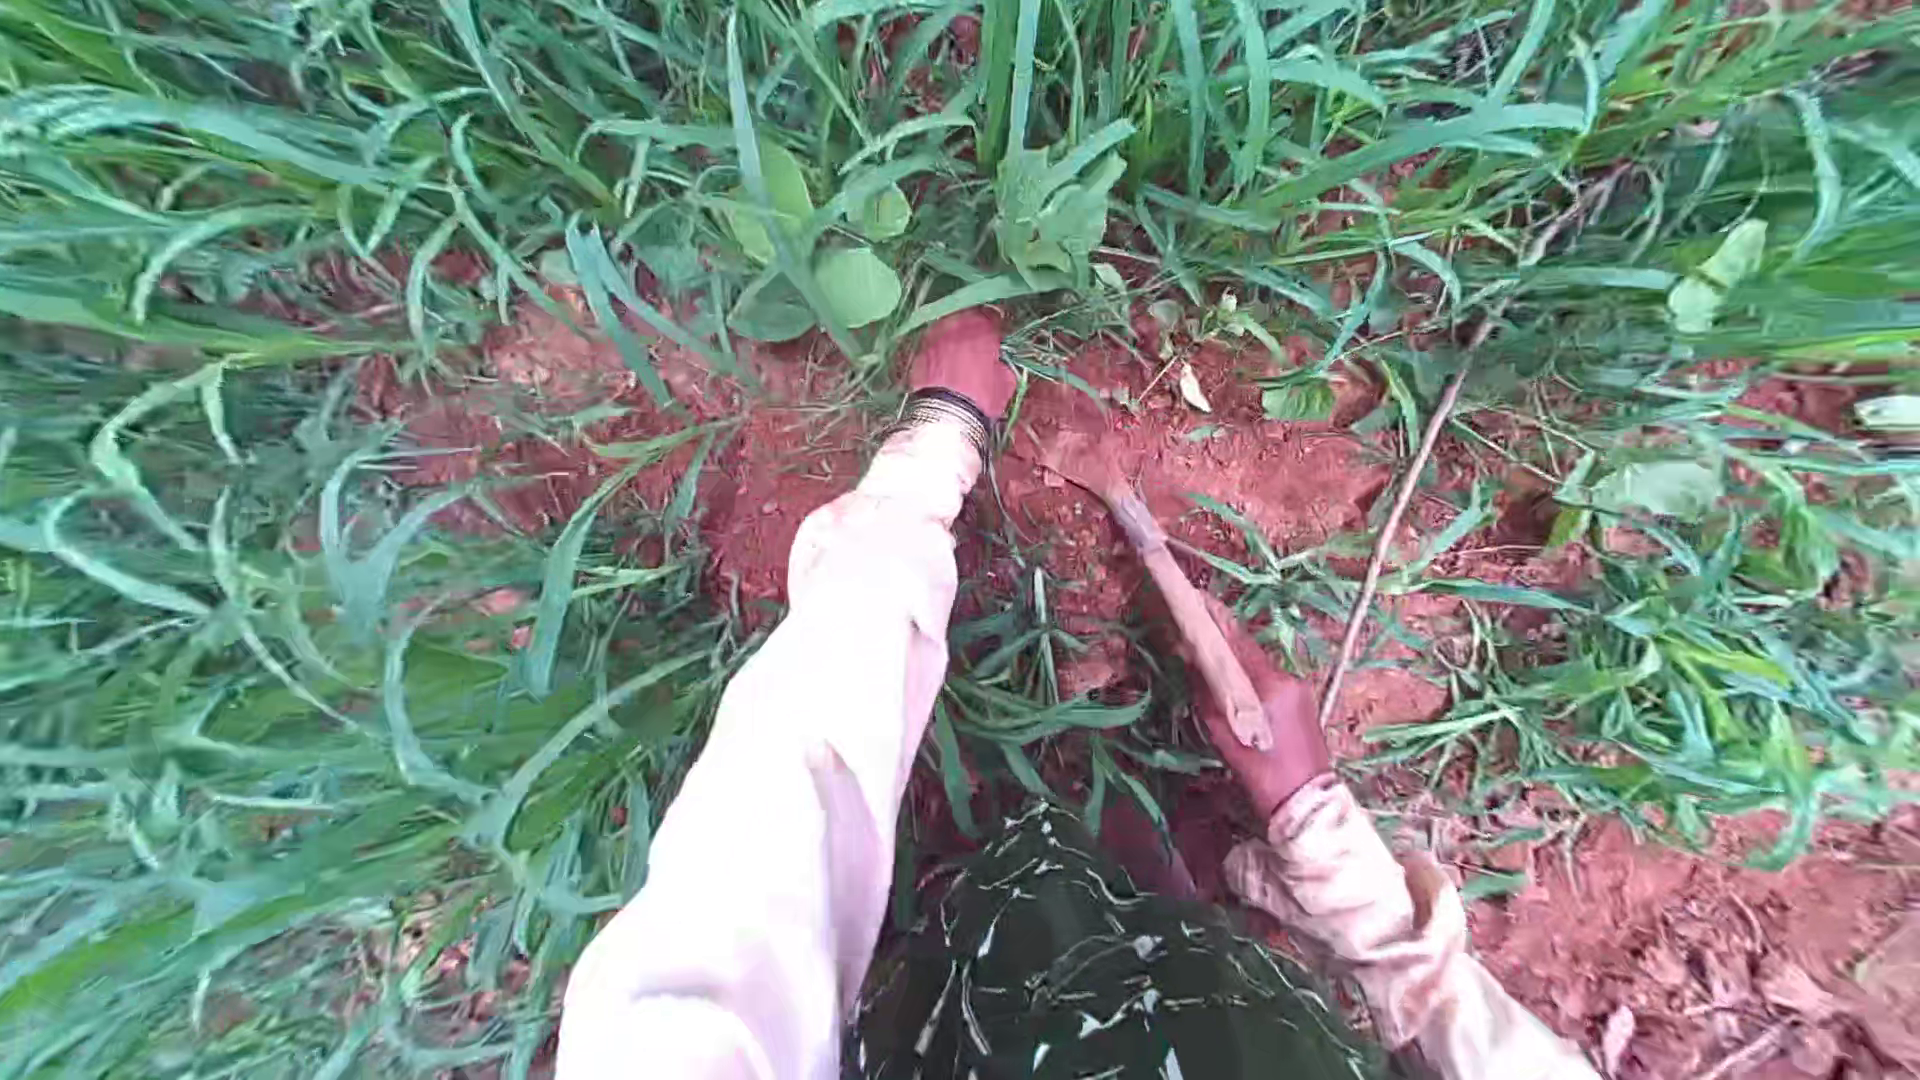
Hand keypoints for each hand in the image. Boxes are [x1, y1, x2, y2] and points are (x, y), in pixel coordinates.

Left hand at [908, 309, 1013, 419]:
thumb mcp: (1005, 383)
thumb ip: (1003, 365)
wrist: (945, 417)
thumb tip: (999, 364)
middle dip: (970, 331)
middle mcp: (953, 326)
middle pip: (963, 320)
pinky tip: (942, 370)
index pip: (990, 316)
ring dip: (951, 341)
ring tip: (957, 358)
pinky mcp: (917, 356)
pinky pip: (931, 349)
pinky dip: (937, 356)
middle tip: (976, 347)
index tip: (996, 338)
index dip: (994, 327)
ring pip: (944, 332)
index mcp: (980, 328)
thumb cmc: (981, 398)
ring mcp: (932, 339)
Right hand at [1192, 596, 1331, 821]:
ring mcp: (1298, 687)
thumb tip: (1188, 656)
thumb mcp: (1220, 730)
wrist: (1305, 802)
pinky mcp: (1302, 698)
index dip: (1215, 618)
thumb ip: (1204, 689)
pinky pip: (1267, 676)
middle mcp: (1286, 677)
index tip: (1198, 599)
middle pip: (1246, 648)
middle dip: (1221, 636)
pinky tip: (1233, 680)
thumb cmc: (1257, 771)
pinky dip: (1248, 673)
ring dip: (1234, 656)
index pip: (1236, 641)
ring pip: (1256, 662)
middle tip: (1196, 621)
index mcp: (1267, 684)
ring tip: (1209, 652)